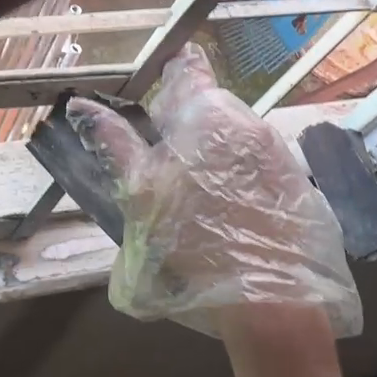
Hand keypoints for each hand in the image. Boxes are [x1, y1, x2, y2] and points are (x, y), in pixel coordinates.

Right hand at [67, 44, 360, 337]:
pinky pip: (255, 166)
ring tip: (188, 190)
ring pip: (231, 138)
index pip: (187, 70)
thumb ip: (112, 142)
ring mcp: (279, 155)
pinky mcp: (297, 188)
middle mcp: (250, 123)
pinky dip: (234, 176)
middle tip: (156, 156)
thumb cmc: (192, 239)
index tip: (153, 78)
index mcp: (208, 114)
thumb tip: (79, 104)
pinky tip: (222, 213)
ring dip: (208, 151)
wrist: (272, 307)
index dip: (168, 71)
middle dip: (182, 122)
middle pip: (208, 106)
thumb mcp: (139, 190)